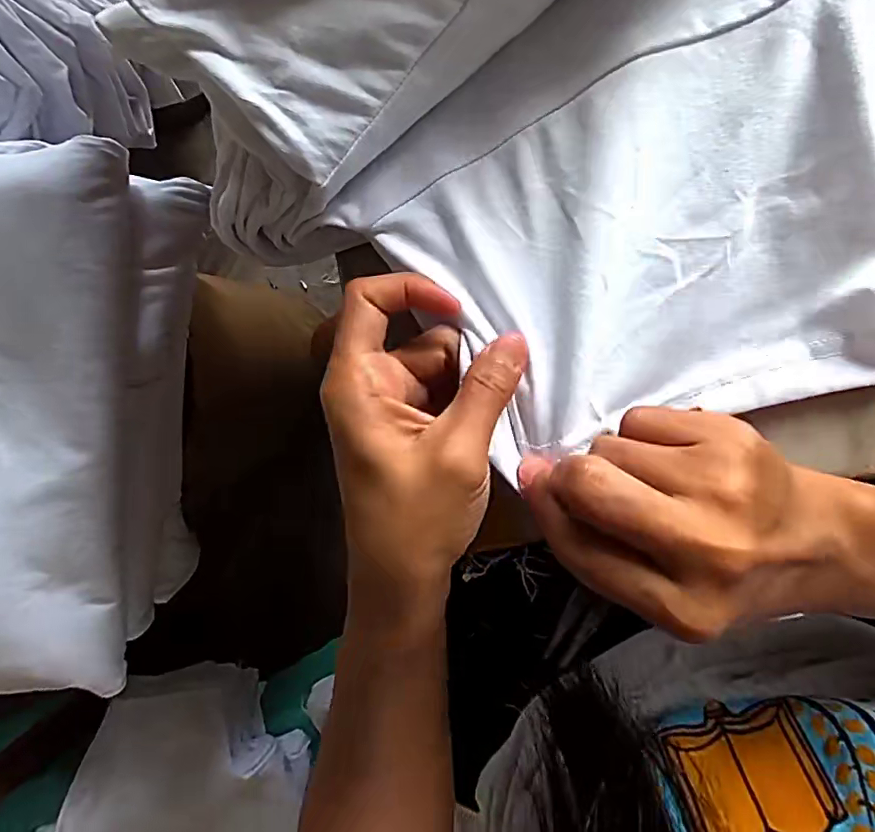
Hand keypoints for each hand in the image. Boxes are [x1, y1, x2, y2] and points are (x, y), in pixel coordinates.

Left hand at [320, 275, 527, 621]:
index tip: (460, 309)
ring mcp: (392, 404)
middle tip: (499, 385)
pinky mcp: (412, 423)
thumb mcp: (458, 451)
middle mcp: (370, 384)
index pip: (367, 302)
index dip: (411, 289)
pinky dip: (471, 396)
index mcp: (358, 382)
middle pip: (420, 336)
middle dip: (464, 355)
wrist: (400, 584)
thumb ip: (487, 388)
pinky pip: (446, 388)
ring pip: (442, 363)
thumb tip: (516, 339)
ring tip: (498, 411)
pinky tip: (492, 419)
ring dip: (474, 379)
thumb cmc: (415, 521)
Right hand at [519, 408, 853, 641]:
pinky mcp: (729, 433)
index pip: (581, 549)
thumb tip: (535, 475)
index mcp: (682, 609)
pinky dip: (642, 433)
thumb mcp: (668, 597)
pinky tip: (674, 453)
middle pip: (590, 482)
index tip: (536, 484)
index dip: (546, 510)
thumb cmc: (732, 576)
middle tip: (594, 478)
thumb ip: (599, 549)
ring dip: (615, 456)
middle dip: (573, 474)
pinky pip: (641, 416)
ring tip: (653, 476)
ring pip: (612, 443)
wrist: (815, 538)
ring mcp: (720, 481)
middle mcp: (703, 545)